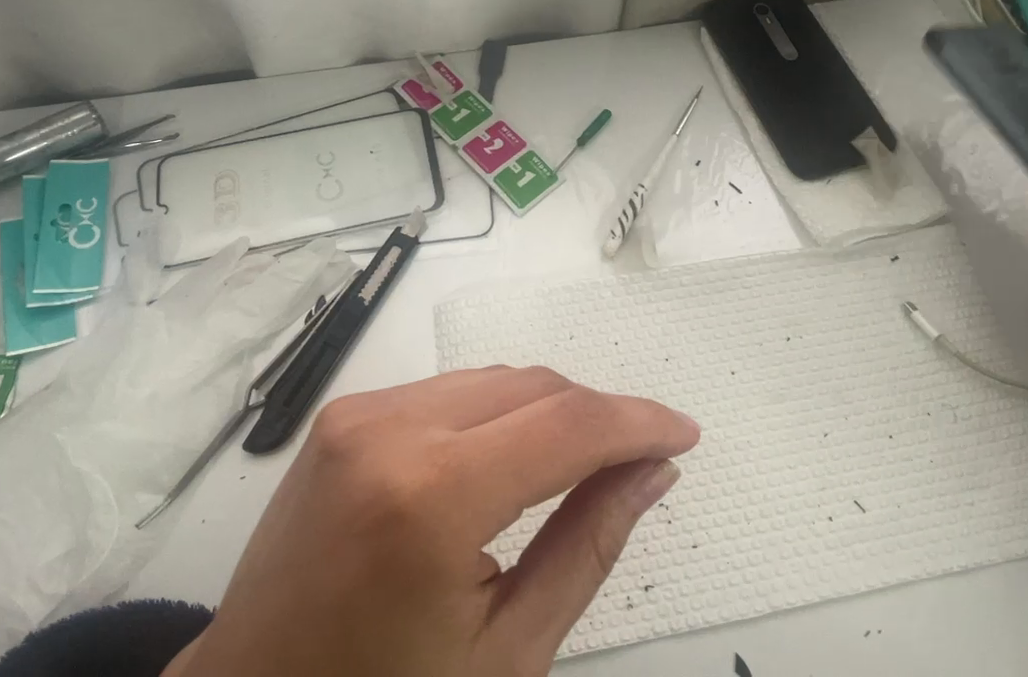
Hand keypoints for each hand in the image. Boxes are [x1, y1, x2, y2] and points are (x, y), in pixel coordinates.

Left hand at [166, 367, 699, 676]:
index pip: (567, 425)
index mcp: (430, 497)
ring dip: (550, 410)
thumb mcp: (508, 648)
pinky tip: (511, 458)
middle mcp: (389, 429)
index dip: (637, 422)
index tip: (683, 434)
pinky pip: (449, 391)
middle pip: (534, 387)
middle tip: (638, 460)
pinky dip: (498, 413)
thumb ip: (589, 544)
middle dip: (597, 416)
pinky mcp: (344, 415)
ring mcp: (359, 413)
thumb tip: (652, 470)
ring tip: (580, 463)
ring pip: (494, 379)